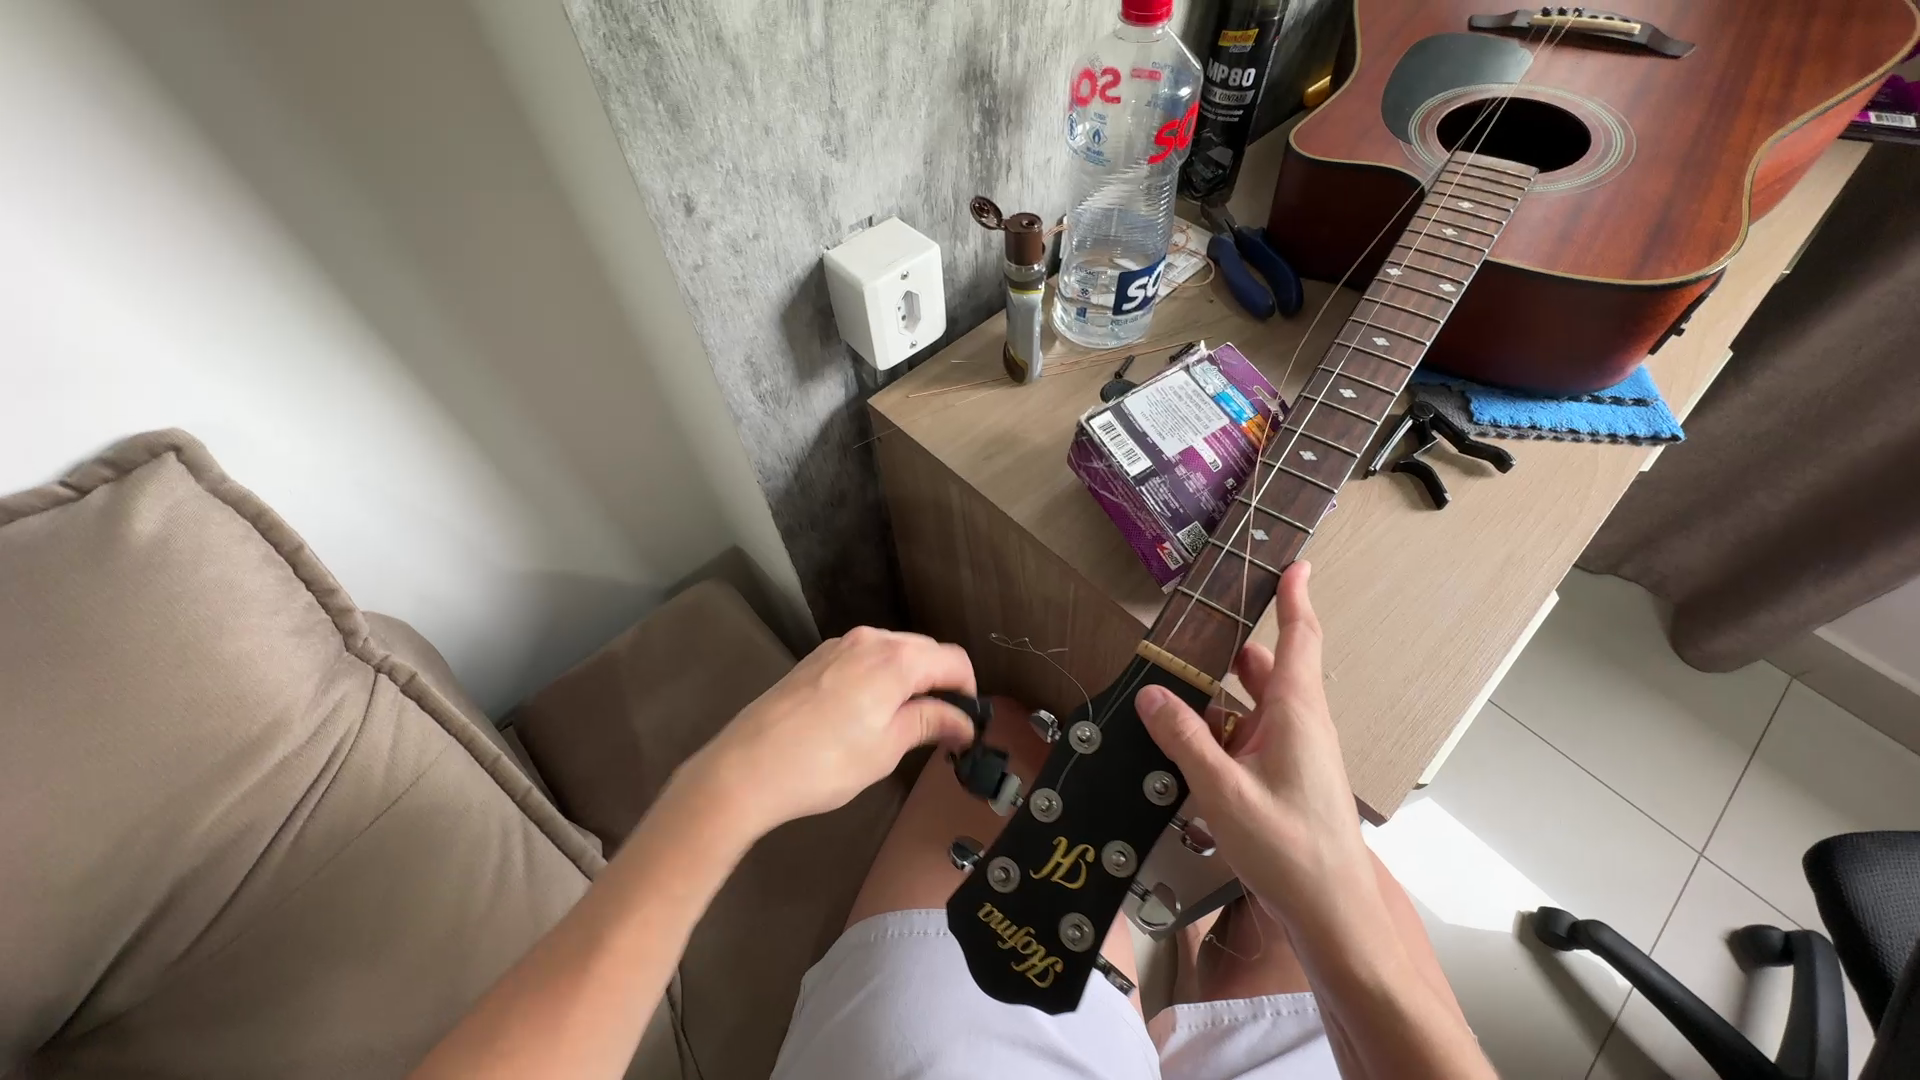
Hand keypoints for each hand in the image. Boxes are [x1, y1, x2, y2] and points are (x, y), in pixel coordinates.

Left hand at [682, 627, 977, 837]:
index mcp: (896, 659)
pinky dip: (879, 676)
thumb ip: (931, 723)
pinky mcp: (815, 658)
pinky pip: (864, 657)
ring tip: (902, 722)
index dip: (969, 691)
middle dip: (940, 683)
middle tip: (939, 728)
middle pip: (925, 650)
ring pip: (893, 652)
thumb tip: (964, 722)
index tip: (965, 725)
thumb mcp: (887, 748)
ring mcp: (838, 645)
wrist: (746, 768)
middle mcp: (870, 640)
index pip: (954, 660)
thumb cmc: (824, 764)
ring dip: (909, 679)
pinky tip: (866, 712)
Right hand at [1134, 562, 1373, 924]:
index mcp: (1296, 714)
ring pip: (1255, 703)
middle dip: (1231, 649)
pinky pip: (1251, 734)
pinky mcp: (1286, 775)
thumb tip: (1152, 694)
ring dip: (1221, 696)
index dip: (1295, 598)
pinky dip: (1223, 730)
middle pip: (1267, 668)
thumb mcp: (1223, 791)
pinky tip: (1189, 748)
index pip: (1299, 639)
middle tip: (1187, 635)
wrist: (1332, 912)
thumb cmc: (1288, 849)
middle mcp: (1300, 724)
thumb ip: (1185, 739)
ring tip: (1173, 693)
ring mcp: (1295, 751)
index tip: (1293, 563)